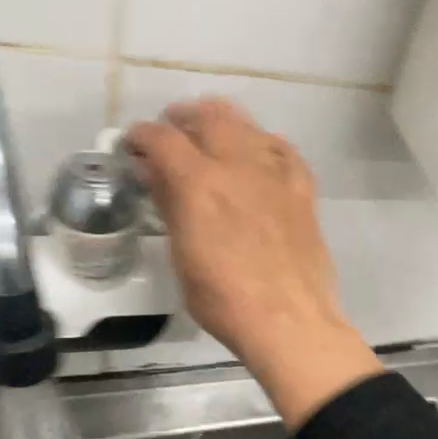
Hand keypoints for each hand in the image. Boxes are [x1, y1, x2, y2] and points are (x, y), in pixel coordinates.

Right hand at [126, 98, 381, 427]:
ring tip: (213, 135)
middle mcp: (238, 166)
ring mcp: (275, 176)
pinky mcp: (303, 192)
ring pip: (249, 126)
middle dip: (184, 118)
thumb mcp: (182, 257)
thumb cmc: (225, 301)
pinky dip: (266, 144)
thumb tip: (155, 174)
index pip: (161, 138)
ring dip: (225, 123)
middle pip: (209, 117)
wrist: (289, 321)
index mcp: (198, 183)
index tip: (134, 145)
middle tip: (174, 129)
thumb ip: (170, 207)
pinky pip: (285, 151)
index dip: (142, 136)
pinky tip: (261, 152)